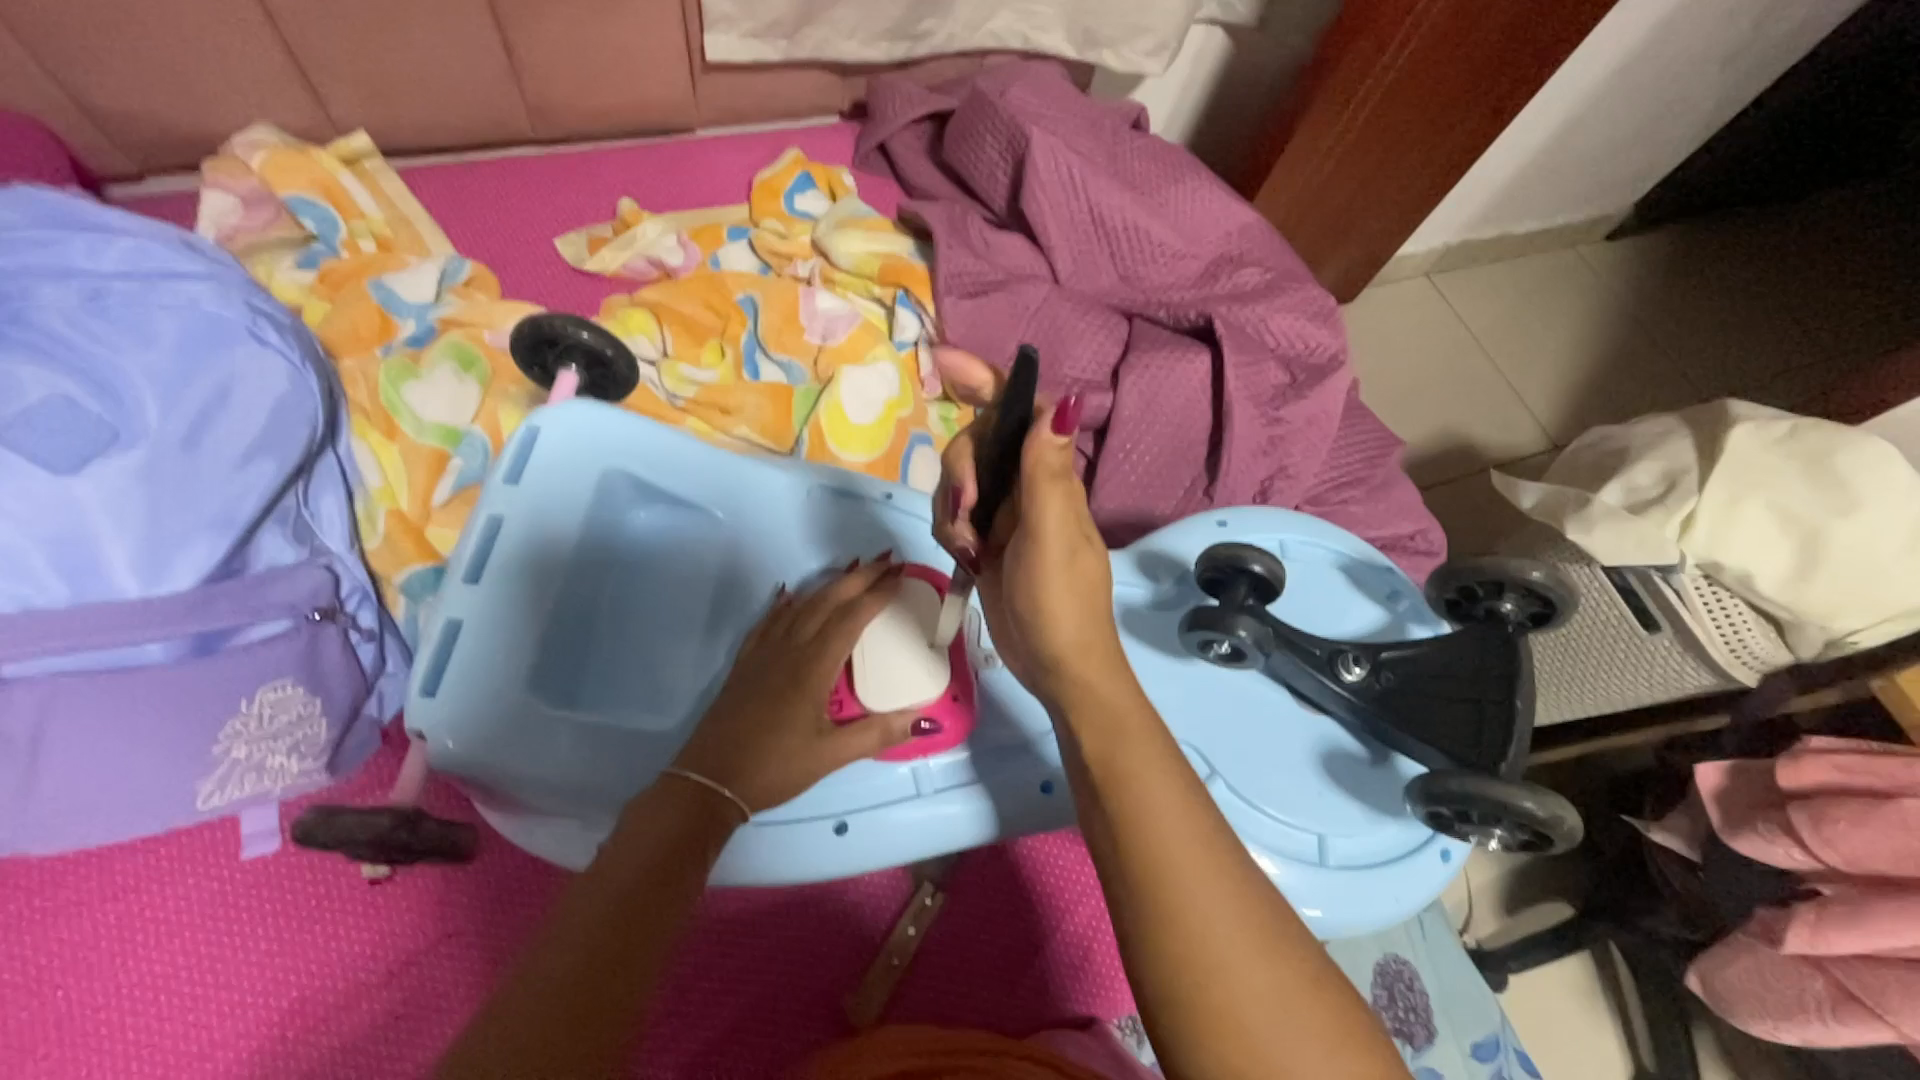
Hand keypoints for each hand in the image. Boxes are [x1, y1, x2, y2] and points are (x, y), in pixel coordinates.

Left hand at [668, 558, 921, 812]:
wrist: (708, 780)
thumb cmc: (774, 768)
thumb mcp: (831, 756)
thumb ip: (877, 733)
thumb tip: (924, 719)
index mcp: (813, 666)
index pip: (851, 618)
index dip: (878, 593)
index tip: (902, 575)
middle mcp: (788, 649)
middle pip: (827, 601)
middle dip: (859, 577)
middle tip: (887, 559)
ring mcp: (763, 653)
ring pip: (799, 605)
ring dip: (828, 583)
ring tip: (852, 570)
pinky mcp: (745, 663)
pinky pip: (769, 620)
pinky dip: (785, 602)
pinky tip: (789, 594)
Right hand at [930, 347, 1129, 709]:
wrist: (1056, 667)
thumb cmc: (1061, 604)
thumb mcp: (1052, 536)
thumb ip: (1047, 472)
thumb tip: (1063, 399)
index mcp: (1050, 476)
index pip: (1019, 409)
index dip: (984, 380)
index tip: (942, 364)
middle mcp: (1028, 486)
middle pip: (976, 444)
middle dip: (959, 473)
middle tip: (968, 516)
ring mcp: (1007, 514)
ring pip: (959, 482)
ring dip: (952, 511)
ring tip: (969, 551)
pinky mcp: (988, 541)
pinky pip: (954, 517)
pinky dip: (950, 533)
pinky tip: (965, 562)